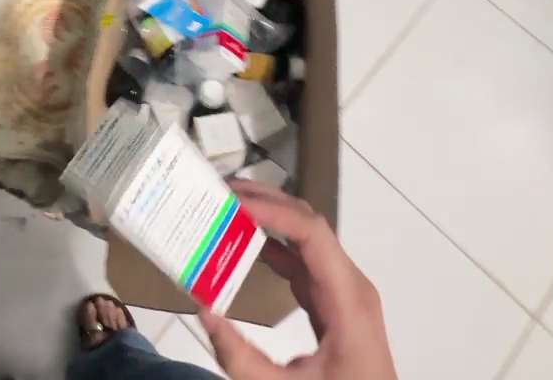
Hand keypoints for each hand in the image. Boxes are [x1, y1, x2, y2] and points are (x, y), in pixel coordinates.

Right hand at [199, 181, 392, 379]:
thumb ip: (242, 359)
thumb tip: (203, 312)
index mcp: (347, 299)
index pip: (311, 232)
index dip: (273, 211)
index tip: (233, 203)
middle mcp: (350, 284)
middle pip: (309, 224)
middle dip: (266, 202)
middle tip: (221, 193)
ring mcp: (344, 290)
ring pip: (306, 236)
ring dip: (269, 217)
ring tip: (227, 208)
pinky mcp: (334, 301)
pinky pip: (303, 259)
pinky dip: (274, 244)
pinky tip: (244, 242)